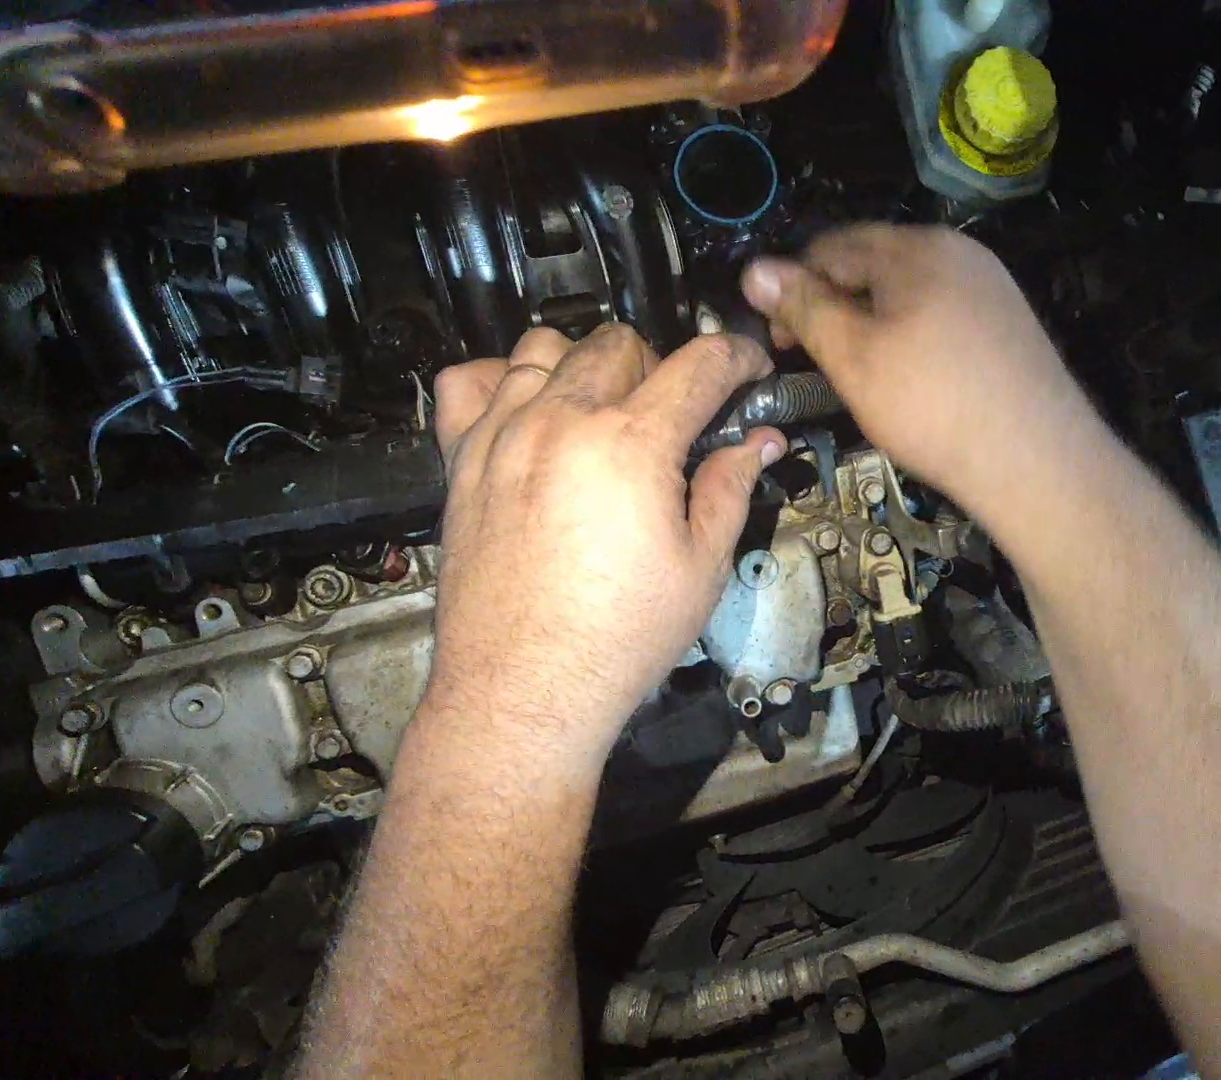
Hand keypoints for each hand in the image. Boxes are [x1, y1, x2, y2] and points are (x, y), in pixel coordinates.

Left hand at [424, 324, 784, 771]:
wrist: (526, 688)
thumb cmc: (620, 636)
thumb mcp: (702, 567)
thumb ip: (730, 488)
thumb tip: (758, 444)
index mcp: (632, 444)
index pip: (699, 366)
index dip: (737, 358)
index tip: (749, 368)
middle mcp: (562, 421)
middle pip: (620, 343)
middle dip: (660, 366)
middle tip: (672, 418)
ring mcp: (503, 433)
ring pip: (546, 346)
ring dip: (586, 366)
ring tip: (600, 412)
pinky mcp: (462, 459)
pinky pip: (470, 381)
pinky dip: (503, 380)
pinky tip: (526, 411)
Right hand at [741, 225, 1102, 523]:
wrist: (1034, 460)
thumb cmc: (930, 406)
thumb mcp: (853, 357)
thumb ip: (804, 309)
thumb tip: (753, 270)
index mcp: (916, 247)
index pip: (830, 247)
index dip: (793, 289)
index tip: (778, 339)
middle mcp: (957, 251)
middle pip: (872, 265)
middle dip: (833, 304)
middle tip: (815, 360)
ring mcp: (988, 285)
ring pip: (906, 291)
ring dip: (869, 321)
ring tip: (856, 371)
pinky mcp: (1005, 322)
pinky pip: (939, 313)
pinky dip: (908, 334)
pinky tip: (906, 376)